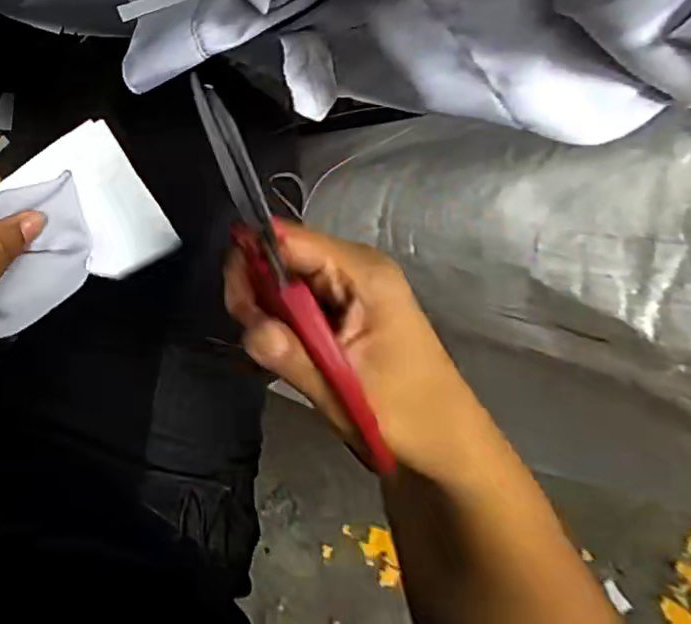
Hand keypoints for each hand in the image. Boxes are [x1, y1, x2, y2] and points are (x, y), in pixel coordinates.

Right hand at [225, 219, 486, 477]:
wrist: (450, 452)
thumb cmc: (410, 419)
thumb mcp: (345, 392)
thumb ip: (292, 355)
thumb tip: (249, 327)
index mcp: (363, 273)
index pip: (285, 238)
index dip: (252, 262)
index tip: (240, 307)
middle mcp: (351, 265)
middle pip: (274, 251)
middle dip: (252, 287)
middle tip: (252, 332)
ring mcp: (344, 282)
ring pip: (275, 272)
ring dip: (261, 306)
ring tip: (270, 346)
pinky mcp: (336, 301)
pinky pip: (286, 291)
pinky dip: (273, 314)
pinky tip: (280, 343)